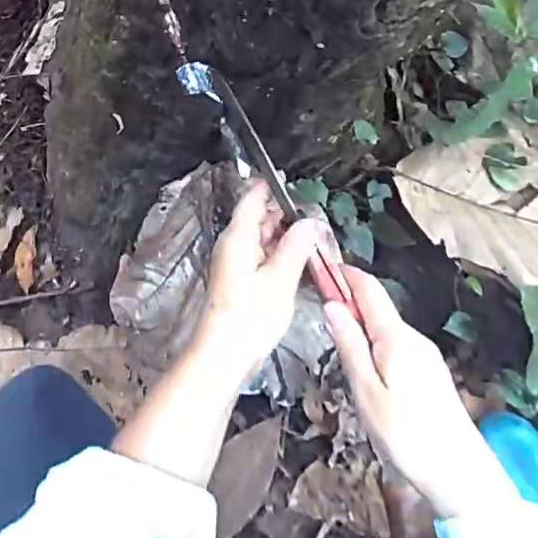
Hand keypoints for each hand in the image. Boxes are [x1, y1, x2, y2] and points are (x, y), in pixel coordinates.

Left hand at [192, 180, 326, 378]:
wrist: (224, 354)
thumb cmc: (250, 316)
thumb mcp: (281, 278)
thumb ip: (297, 246)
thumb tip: (310, 222)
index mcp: (238, 236)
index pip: (252, 199)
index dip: (271, 188)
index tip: (291, 183)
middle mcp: (232, 244)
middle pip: (258, 218)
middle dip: (285, 216)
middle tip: (313, 220)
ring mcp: (233, 262)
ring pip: (260, 238)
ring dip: (284, 238)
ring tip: (312, 241)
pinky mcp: (237, 280)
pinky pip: (259, 257)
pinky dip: (277, 255)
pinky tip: (297, 264)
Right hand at [324, 267, 521, 519]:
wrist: (464, 478)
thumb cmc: (409, 437)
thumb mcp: (367, 394)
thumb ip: (350, 346)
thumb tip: (331, 304)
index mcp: (395, 337)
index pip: (368, 288)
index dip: (343, 272)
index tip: (319, 264)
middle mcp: (413, 337)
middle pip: (376, 306)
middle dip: (348, 300)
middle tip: (319, 310)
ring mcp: (426, 354)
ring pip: (386, 327)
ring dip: (361, 324)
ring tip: (338, 344)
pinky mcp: (431, 372)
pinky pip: (397, 344)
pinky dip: (376, 342)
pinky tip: (367, 369)